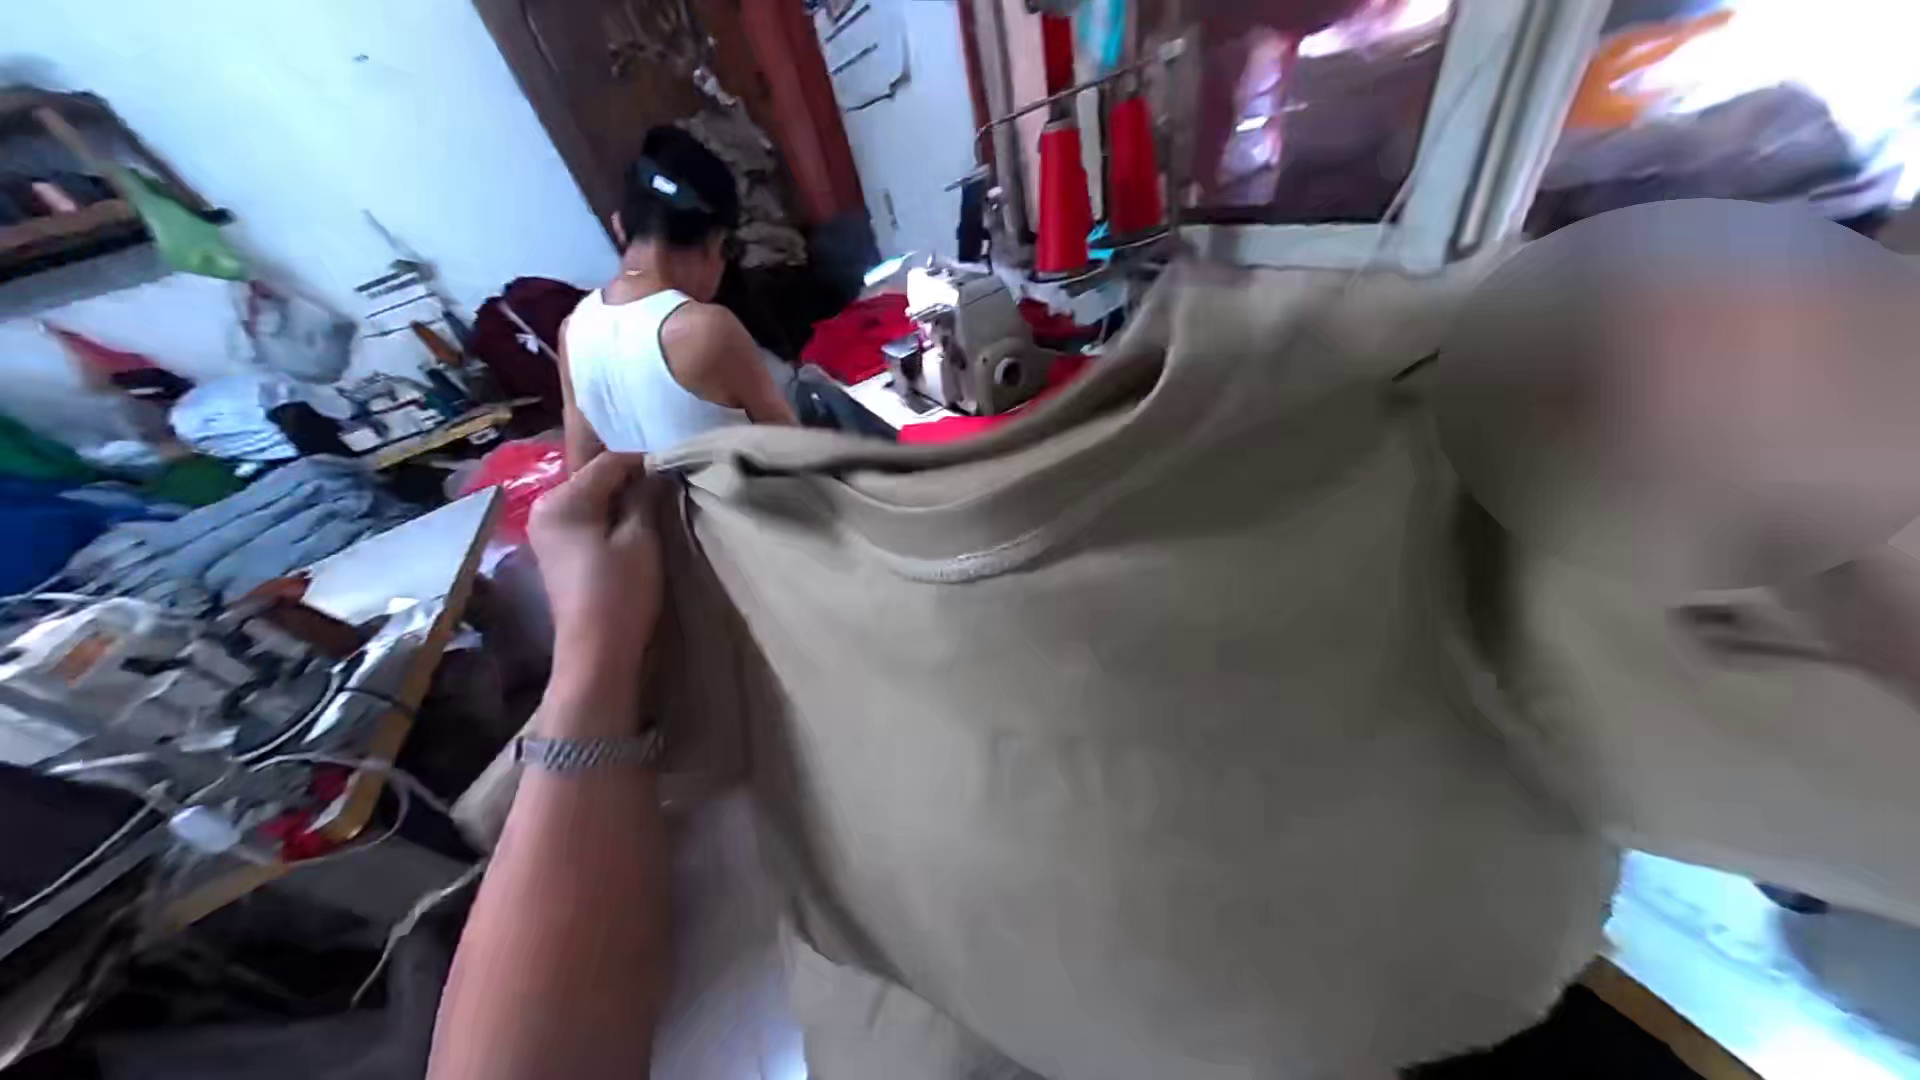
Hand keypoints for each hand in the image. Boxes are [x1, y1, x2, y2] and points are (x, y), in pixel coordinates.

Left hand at [527, 453, 662, 687]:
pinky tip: (633, 525)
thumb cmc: (621, 590)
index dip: (644, 461)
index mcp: (562, 500)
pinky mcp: (557, 550)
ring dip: (622, 496)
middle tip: (667, 486)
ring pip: (591, 496)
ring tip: (655, 504)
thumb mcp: (641, 538)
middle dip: (631, 477)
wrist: (597, 649)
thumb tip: (653, 471)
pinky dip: (610, 514)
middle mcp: (545, 507)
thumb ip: (645, 497)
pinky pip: (587, 517)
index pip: (608, 462)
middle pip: (594, 476)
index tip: (675, 469)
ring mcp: (547, 530)